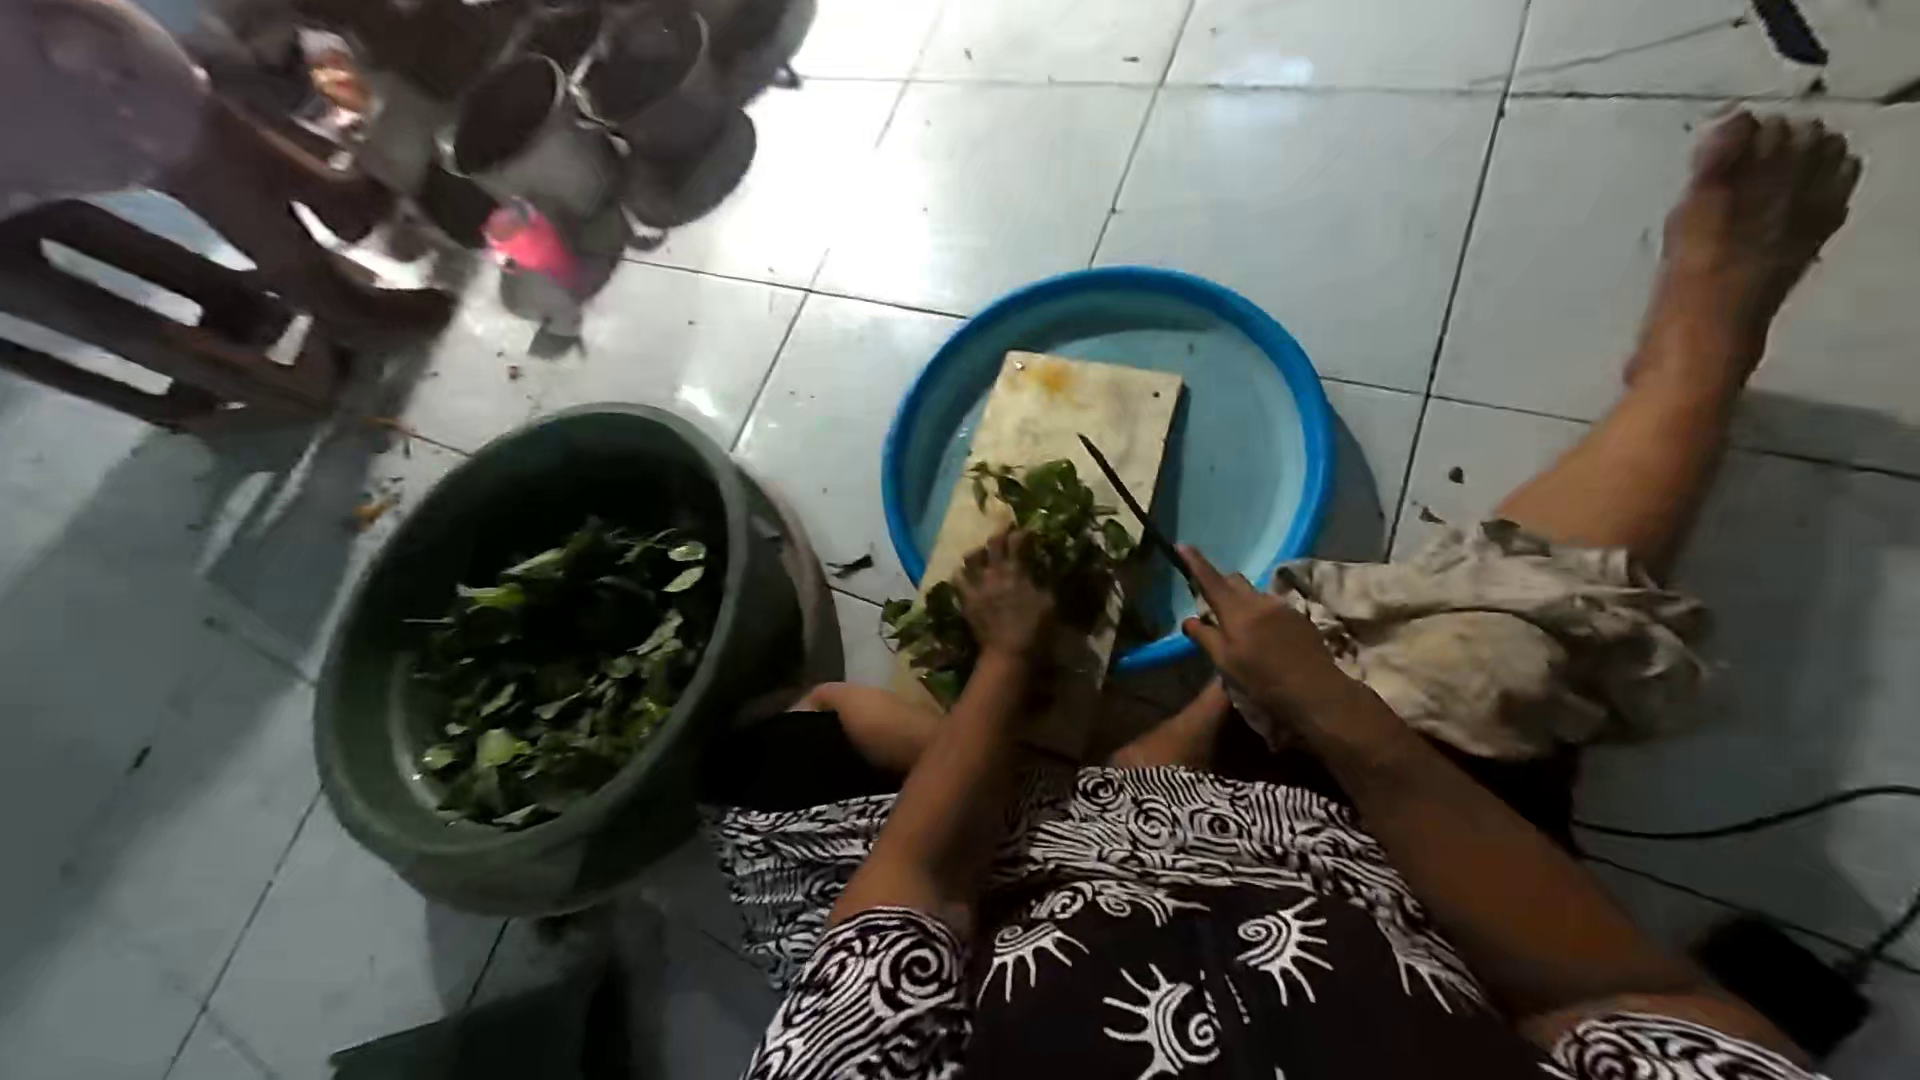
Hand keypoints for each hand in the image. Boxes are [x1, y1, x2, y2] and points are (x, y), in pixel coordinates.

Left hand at [957, 529, 1054, 660]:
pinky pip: (958, 580)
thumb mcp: (1049, 602)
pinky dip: (963, 574)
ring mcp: (976, 585)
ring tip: (984, 554)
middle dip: (1000, 535)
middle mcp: (992, 572)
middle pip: (992, 544)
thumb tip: (1045, 568)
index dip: (1023, 532)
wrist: (1007, 653)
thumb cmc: (1034, 629)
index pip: (1017, 541)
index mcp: (1015, 570)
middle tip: (1006, 533)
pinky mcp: (965, 600)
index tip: (1028, 530)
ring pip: (970, 558)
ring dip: (979, 552)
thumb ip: (1045, 581)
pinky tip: (967, 575)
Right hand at [1178, 545, 1351, 712]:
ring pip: (1255, 595)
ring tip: (1243, 631)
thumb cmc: (1262, 680)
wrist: (1316, 692)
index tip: (1182, 545)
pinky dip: (1262, 615)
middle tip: (1213, 605)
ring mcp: (1283, 607)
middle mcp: (1260, 601)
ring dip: (1244, 604)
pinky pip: (1273, 607)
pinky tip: (1266, 639)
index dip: (1195, 562)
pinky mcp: (1300, 618)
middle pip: (1235, 580)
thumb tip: (1189, 620)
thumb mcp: (1225, 662)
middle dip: (1221, 585)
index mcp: (1236, 610)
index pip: (1210, 579)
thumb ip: (1204, 637)